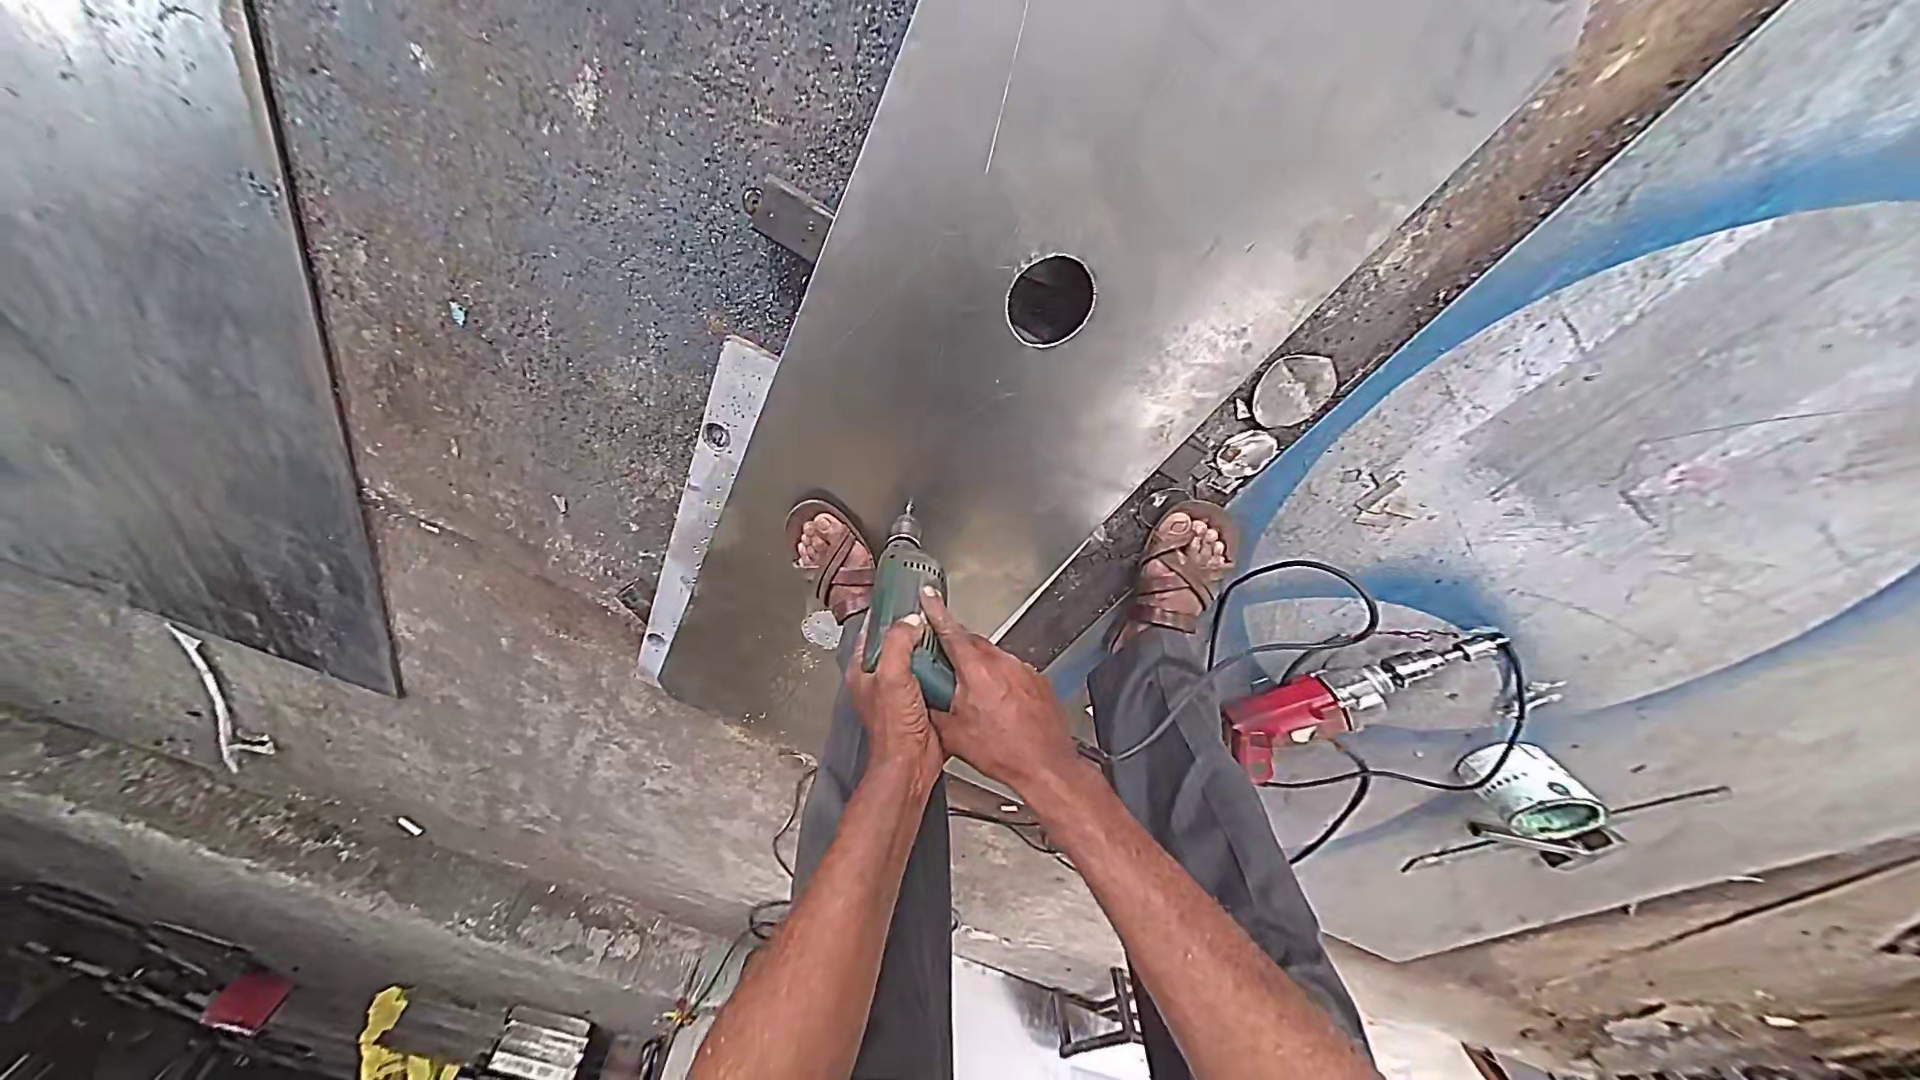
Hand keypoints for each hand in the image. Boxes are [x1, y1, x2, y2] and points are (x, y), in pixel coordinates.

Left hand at [846, 614, 945, 782]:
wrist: (911, 764)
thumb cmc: (893, 730)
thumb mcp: (892, 676)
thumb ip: (899, 642)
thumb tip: (911, 621)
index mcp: (863, 671)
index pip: (872, 632)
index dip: (887, 616)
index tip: (904, 602)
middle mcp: (880, 679)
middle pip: (897, 644)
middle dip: (913, 632)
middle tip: (928, 618)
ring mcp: (900, 691)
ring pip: (916, 659)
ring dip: (929, 651)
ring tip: (941, 636)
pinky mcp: (920, 702)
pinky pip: (931, 677)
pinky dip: (941, 669)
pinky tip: (951, 663)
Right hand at [917, 588, 1082, 797]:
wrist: (1047, 766)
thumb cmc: (1007, 753)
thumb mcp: (954, 734)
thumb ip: (933, 708)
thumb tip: (922, 700)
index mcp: (978, 671)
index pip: (951, 631)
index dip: (936, 612)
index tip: (928, 596)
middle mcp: (1002, 664)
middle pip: (972, 643)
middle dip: (957, 650)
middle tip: (945, 666)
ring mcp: (1023, 669)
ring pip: (993, 658)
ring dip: (981, 669)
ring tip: (976, 698)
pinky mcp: (1037, 679)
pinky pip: (1012, 671)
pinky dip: (1001, 681)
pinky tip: (999, 705)